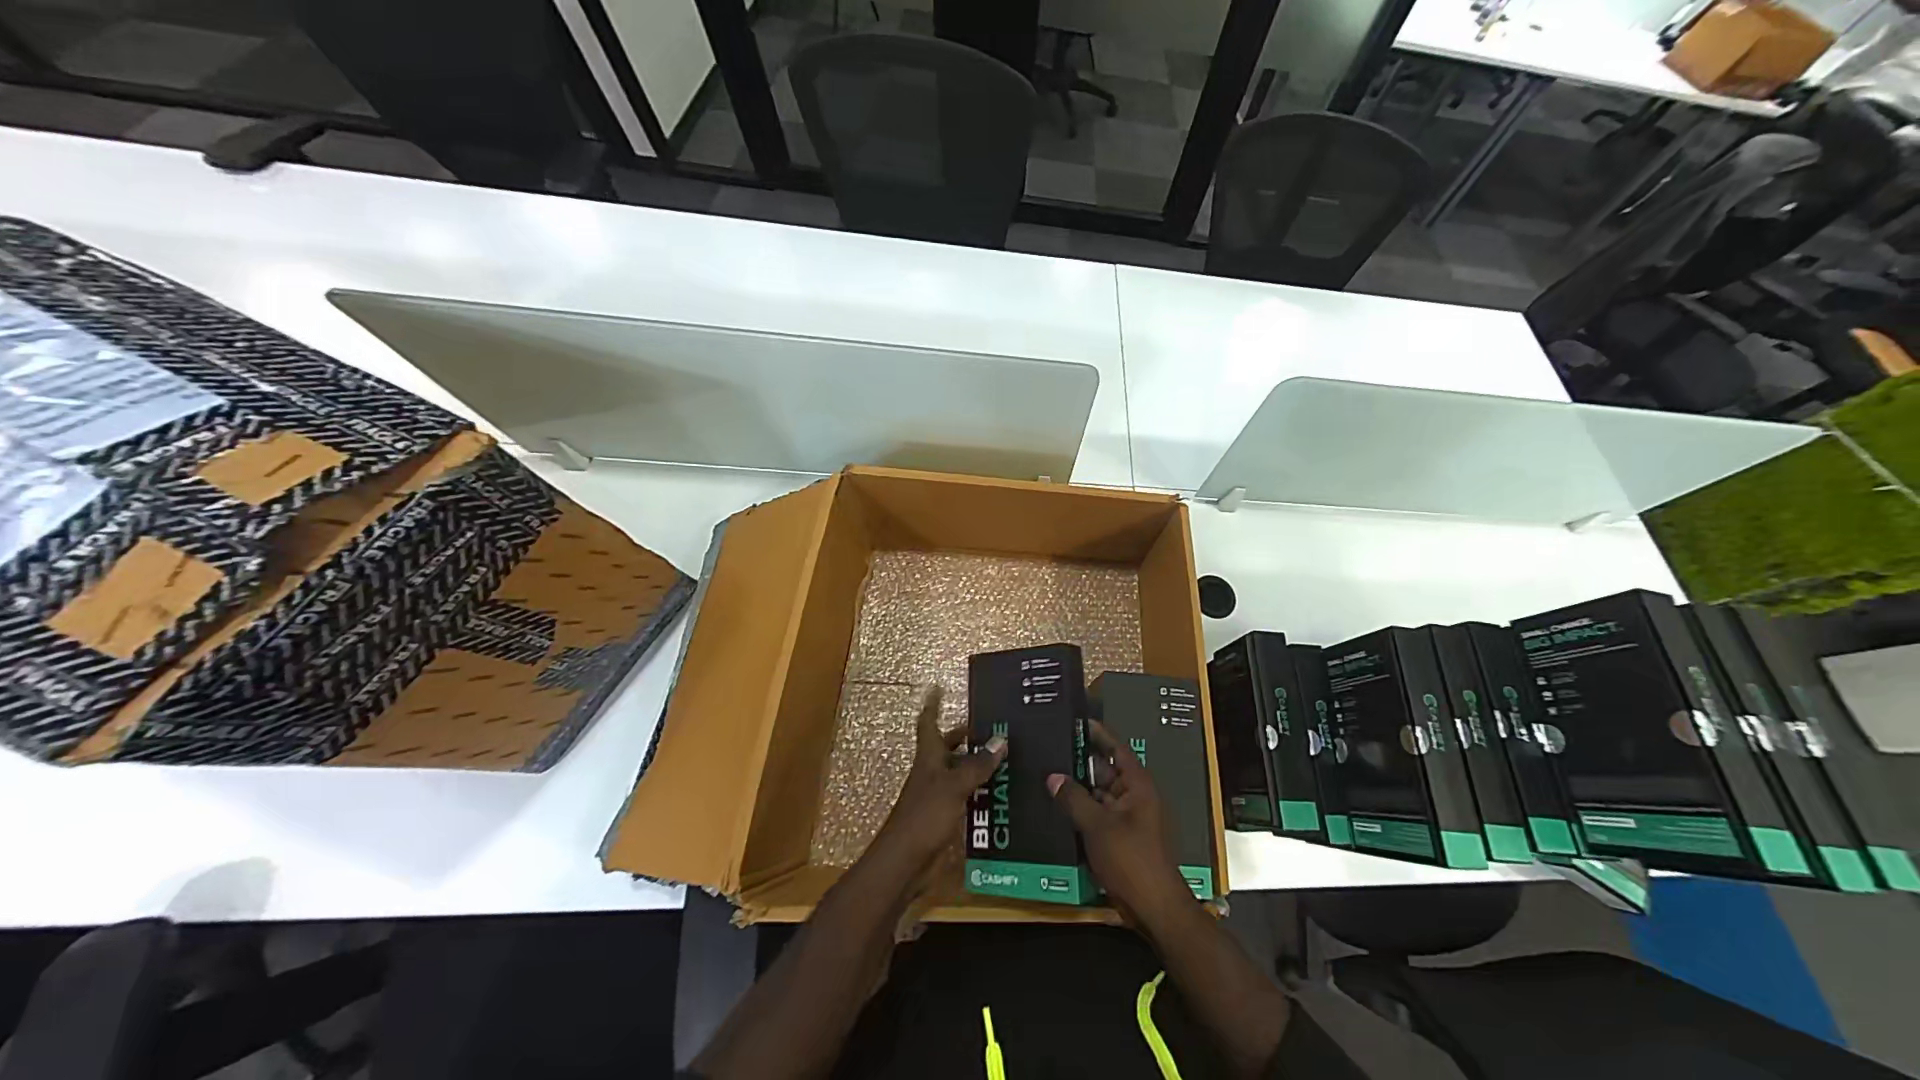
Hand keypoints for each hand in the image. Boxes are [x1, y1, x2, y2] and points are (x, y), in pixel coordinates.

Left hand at [872, 686, 1005, 870]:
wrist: (905, 862)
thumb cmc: (924, 817)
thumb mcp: (954, 787)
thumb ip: (977, 765)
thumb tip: (1000, 739)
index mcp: (929, 758)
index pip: (929, 724)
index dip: (932, 706)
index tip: (937, 688)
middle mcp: (932, 773)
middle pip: (948, 748)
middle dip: (966, 737)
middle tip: (993, 730)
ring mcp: (938, 796)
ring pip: (959, 773)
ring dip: (978, 766)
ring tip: (1007, 760)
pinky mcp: (945, 819)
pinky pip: (967, 798)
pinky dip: (981, 794)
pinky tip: (1001, 797)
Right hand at [1047, 720, 1195, 927]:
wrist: (1153, 908)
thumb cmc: (1132, 860)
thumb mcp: (1098, 826)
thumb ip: (1073, 798)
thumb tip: (1053, 776)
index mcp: (1136, 786)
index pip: (1116, 748)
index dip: (1097, 733)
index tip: (1074, 720)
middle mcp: (1132, 797)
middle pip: (1102, 770)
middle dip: (1077, 762)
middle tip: (1047, 749)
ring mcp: (1124, 819)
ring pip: (1095, 794)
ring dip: (1074, 788)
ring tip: (1043, 774)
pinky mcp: (1116, 839)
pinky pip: (1094, 816)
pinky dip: (1077, 811)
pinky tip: (1053, 808)